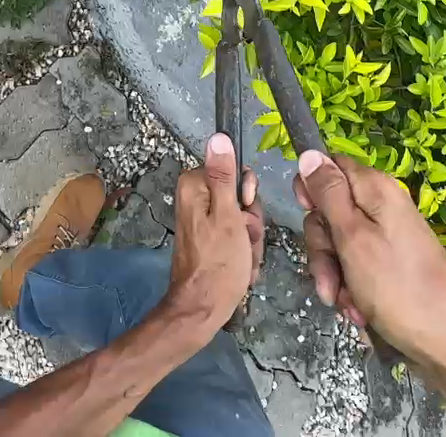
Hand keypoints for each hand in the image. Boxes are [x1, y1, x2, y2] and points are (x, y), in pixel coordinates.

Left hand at [159, 133, 263, 339]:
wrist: (203, 309)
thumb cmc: (218, 263)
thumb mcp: (228, 216)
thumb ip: (225, 176)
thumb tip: (219, 136)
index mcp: (194, 185)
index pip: (235, 173)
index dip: (247, 197)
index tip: (245, 218)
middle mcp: (195, 197)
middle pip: (240, 197)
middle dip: (250, 223)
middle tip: (245, 241)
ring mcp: (202, 219)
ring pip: (242, 220)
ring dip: (250, 242)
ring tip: (243, 259)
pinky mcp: (209, 238)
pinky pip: (236, 237)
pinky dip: (243, 253)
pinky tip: (240, 268)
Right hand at [294, 150, 445, 361]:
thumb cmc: (398, 287)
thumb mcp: (352, 237)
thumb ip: (328, 193)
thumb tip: (309, 152)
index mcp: (375, 189)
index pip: (330, 165)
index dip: (312, 187)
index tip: (307, 212)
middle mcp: (383, 206)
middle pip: (330, 209)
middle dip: (322, 245)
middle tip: (328, 275)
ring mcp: (389, 237)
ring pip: (340, 242)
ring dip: (334, 272)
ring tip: (345, 302)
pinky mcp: (393, 265)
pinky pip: (358, 265)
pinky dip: (352, 286)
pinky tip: (358, 309)